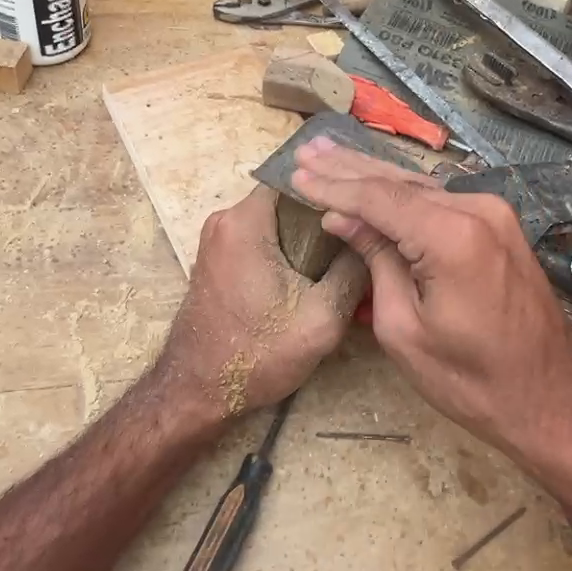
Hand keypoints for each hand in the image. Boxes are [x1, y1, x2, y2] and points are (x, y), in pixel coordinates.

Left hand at [155, 185, 369, 424]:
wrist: (198, 392)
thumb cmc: (257, 354)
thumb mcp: (321, 318)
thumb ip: (352, 271)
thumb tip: (373, 239)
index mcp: (245, 220)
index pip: (299, 179)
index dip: (337, 187)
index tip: (368, 201)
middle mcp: (227, 219)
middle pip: (289, 198)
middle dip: (326, 212)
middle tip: (366, 228)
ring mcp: (220, 238)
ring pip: (278, 219)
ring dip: (311, 232)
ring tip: (351, 246)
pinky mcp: (221, 258)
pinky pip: (264, 237)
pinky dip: (291, 246)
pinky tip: (320, 265)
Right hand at [291, 138, 571, 460]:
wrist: (550, 398)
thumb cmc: (471, 380)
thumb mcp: (403, 329)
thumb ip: (375, 260)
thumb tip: (342, 217)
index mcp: (452, 236)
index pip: (378, 198)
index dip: (333, 187)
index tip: (295, 175)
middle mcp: (477, 209)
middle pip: (398, 181)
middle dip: (347, 167)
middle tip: (305, 150)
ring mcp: (493, 212)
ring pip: (419, 185)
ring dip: (372, 172)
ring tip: (328, 151)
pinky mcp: (498, 224)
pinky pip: (439, 199)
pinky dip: (402, 191)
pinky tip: (374, 178)